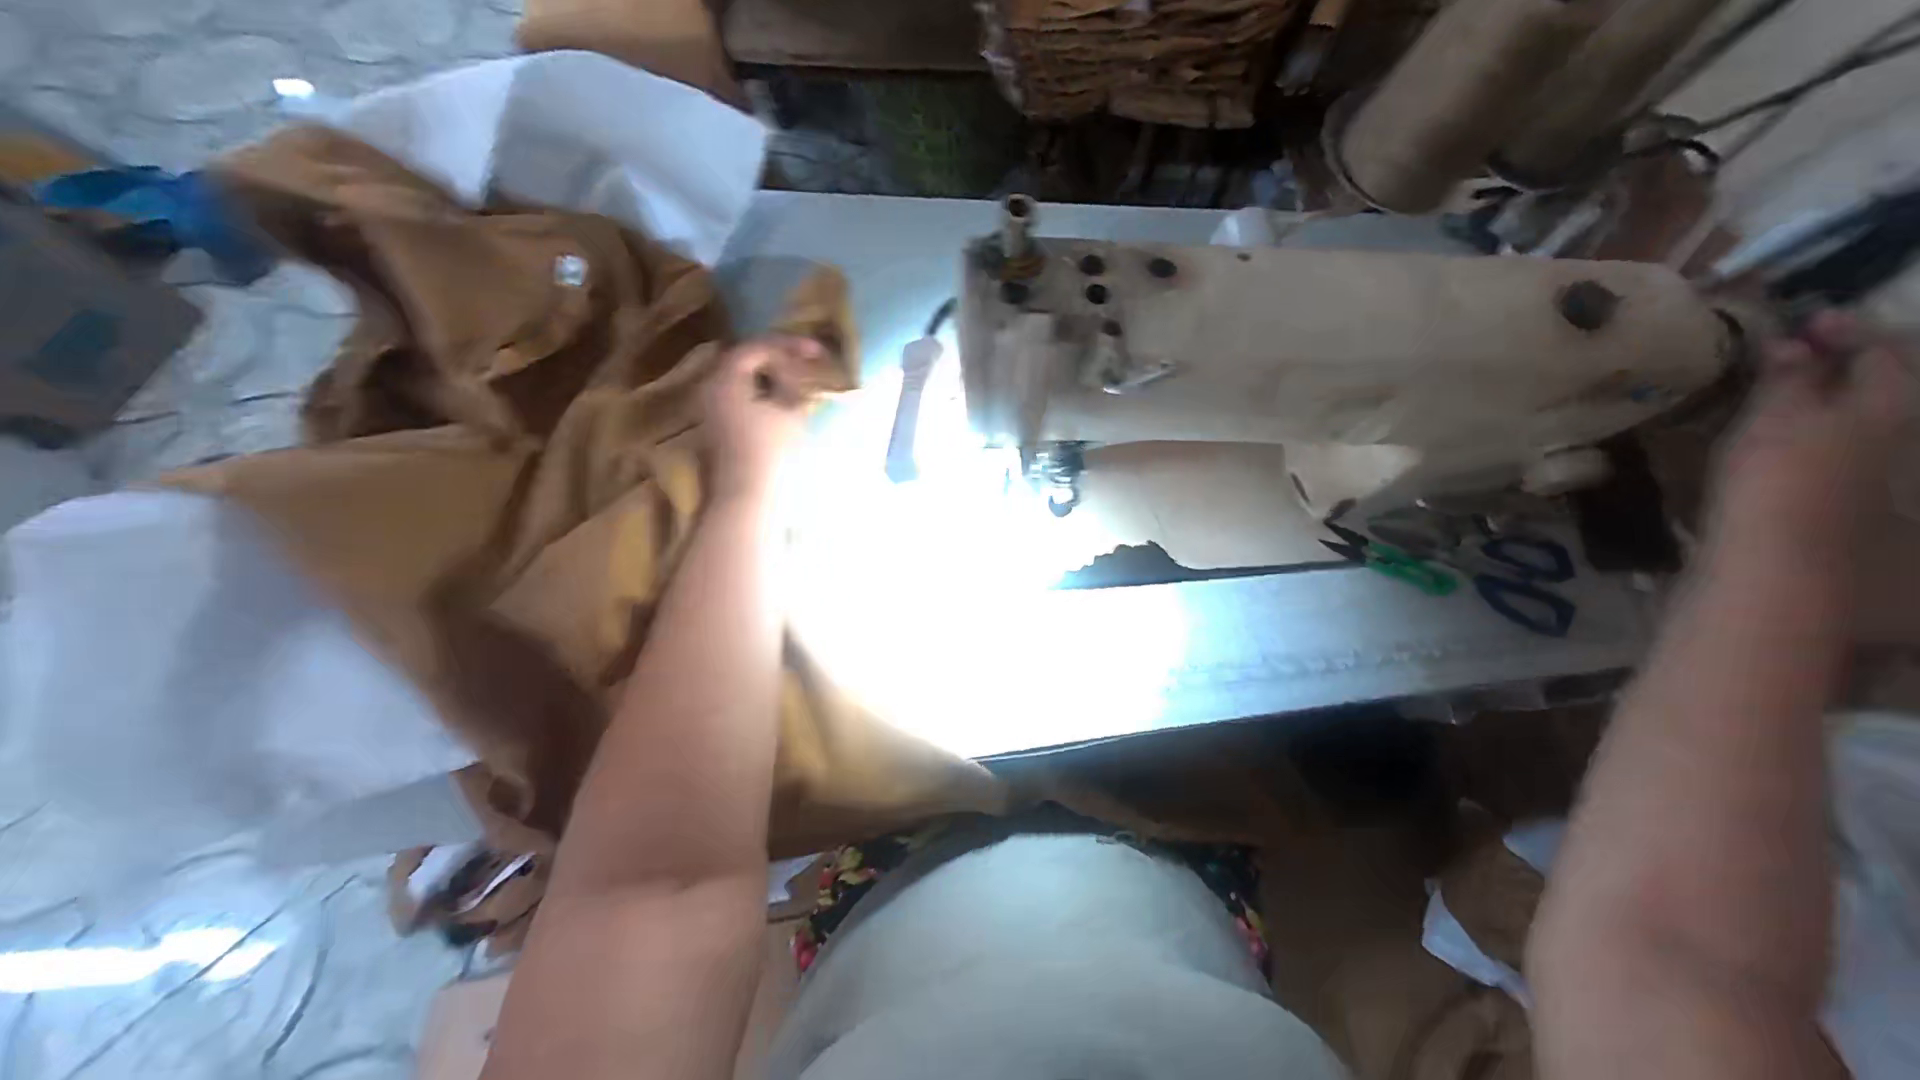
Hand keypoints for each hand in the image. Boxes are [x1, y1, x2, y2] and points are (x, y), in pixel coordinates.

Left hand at [702, 335, 829, 504]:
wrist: (745, 497)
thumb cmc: (770, 451)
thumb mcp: (790, 411)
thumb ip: (792, 382)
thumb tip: (793, 371)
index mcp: (724, 378)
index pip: (757, 346)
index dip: (789, 345)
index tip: (817, 351)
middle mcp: (710, 388)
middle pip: (744, 361)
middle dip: (777, 359)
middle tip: (806, 363)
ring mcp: (709, 410)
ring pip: (742, 382)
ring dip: (770, 379)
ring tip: (798, 385)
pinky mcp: (715, 429)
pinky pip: (739, 400)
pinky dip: (761, 396)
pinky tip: (782, 406)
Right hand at [1713, 311, 1911, 545]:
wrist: (1783, 562)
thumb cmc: (1783, 480)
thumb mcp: (1779, 420)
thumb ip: (1788, 378)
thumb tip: (1790, 342)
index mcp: (1891, 404)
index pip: (1881, 352)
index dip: (1845, 330)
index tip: (1807, 317)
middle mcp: (1899, 432)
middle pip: (1880, 387)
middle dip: (1842, 368)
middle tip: (1800, 354)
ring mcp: (1876, 470)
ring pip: (1860, 419)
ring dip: (1826, 402)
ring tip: (1787, 395)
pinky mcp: (1846, 499)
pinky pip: (1840, 448)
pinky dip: (1815, 432)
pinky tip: (1785, 438)